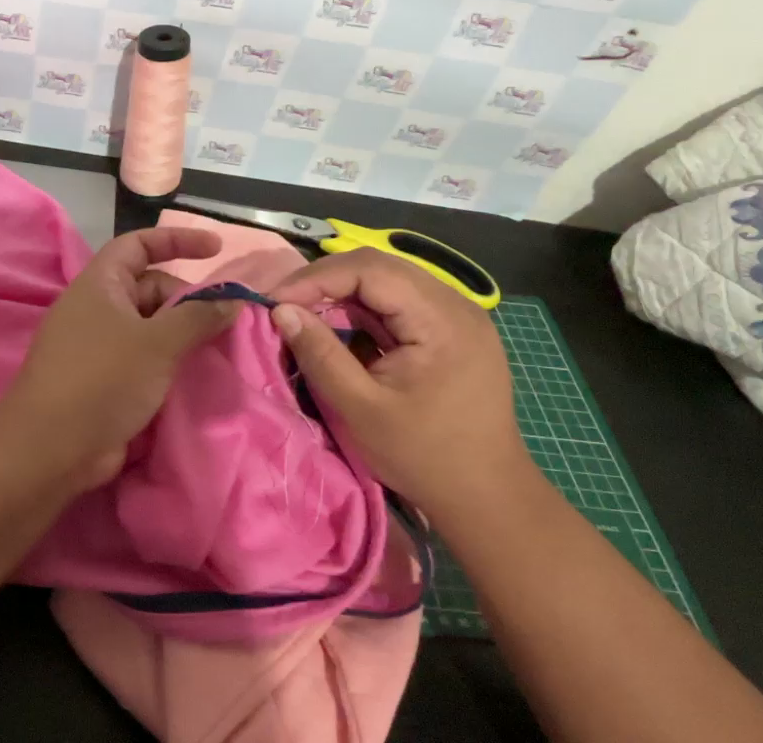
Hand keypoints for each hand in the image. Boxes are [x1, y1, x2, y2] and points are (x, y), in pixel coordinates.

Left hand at [0, 228, 242, 491]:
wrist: (53, 447)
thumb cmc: (102, 379)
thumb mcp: (157, 343)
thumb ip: (198, 317)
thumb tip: (233, 300)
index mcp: (100, 284)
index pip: (139, 245)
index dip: (177, 240)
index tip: (217, 250)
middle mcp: (97, 308)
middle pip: (150, 287)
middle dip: (187, 297)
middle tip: (227, 320)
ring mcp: (98, 345)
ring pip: (150, 326)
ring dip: (183, 332)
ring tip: (222, 346)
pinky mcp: (104, 379)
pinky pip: (144, 357)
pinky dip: (170, 360)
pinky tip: (197, 374)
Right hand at [268, 248, 533, 520]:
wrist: (487, 496)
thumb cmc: (423, 456)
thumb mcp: (360, 408)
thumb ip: (320, 354)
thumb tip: (281, 311)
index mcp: (440, 320)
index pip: (369, 270)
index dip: (316, 278)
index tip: (275, 301)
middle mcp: (456, 305)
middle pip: (380, 267)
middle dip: (326, 280)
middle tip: (284, 303)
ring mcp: (460, 316)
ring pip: (390, 280)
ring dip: (344, 291)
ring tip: (306, 312)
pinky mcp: (455, 331)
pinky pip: (403, 302)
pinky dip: (366, 308)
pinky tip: (342, 326)